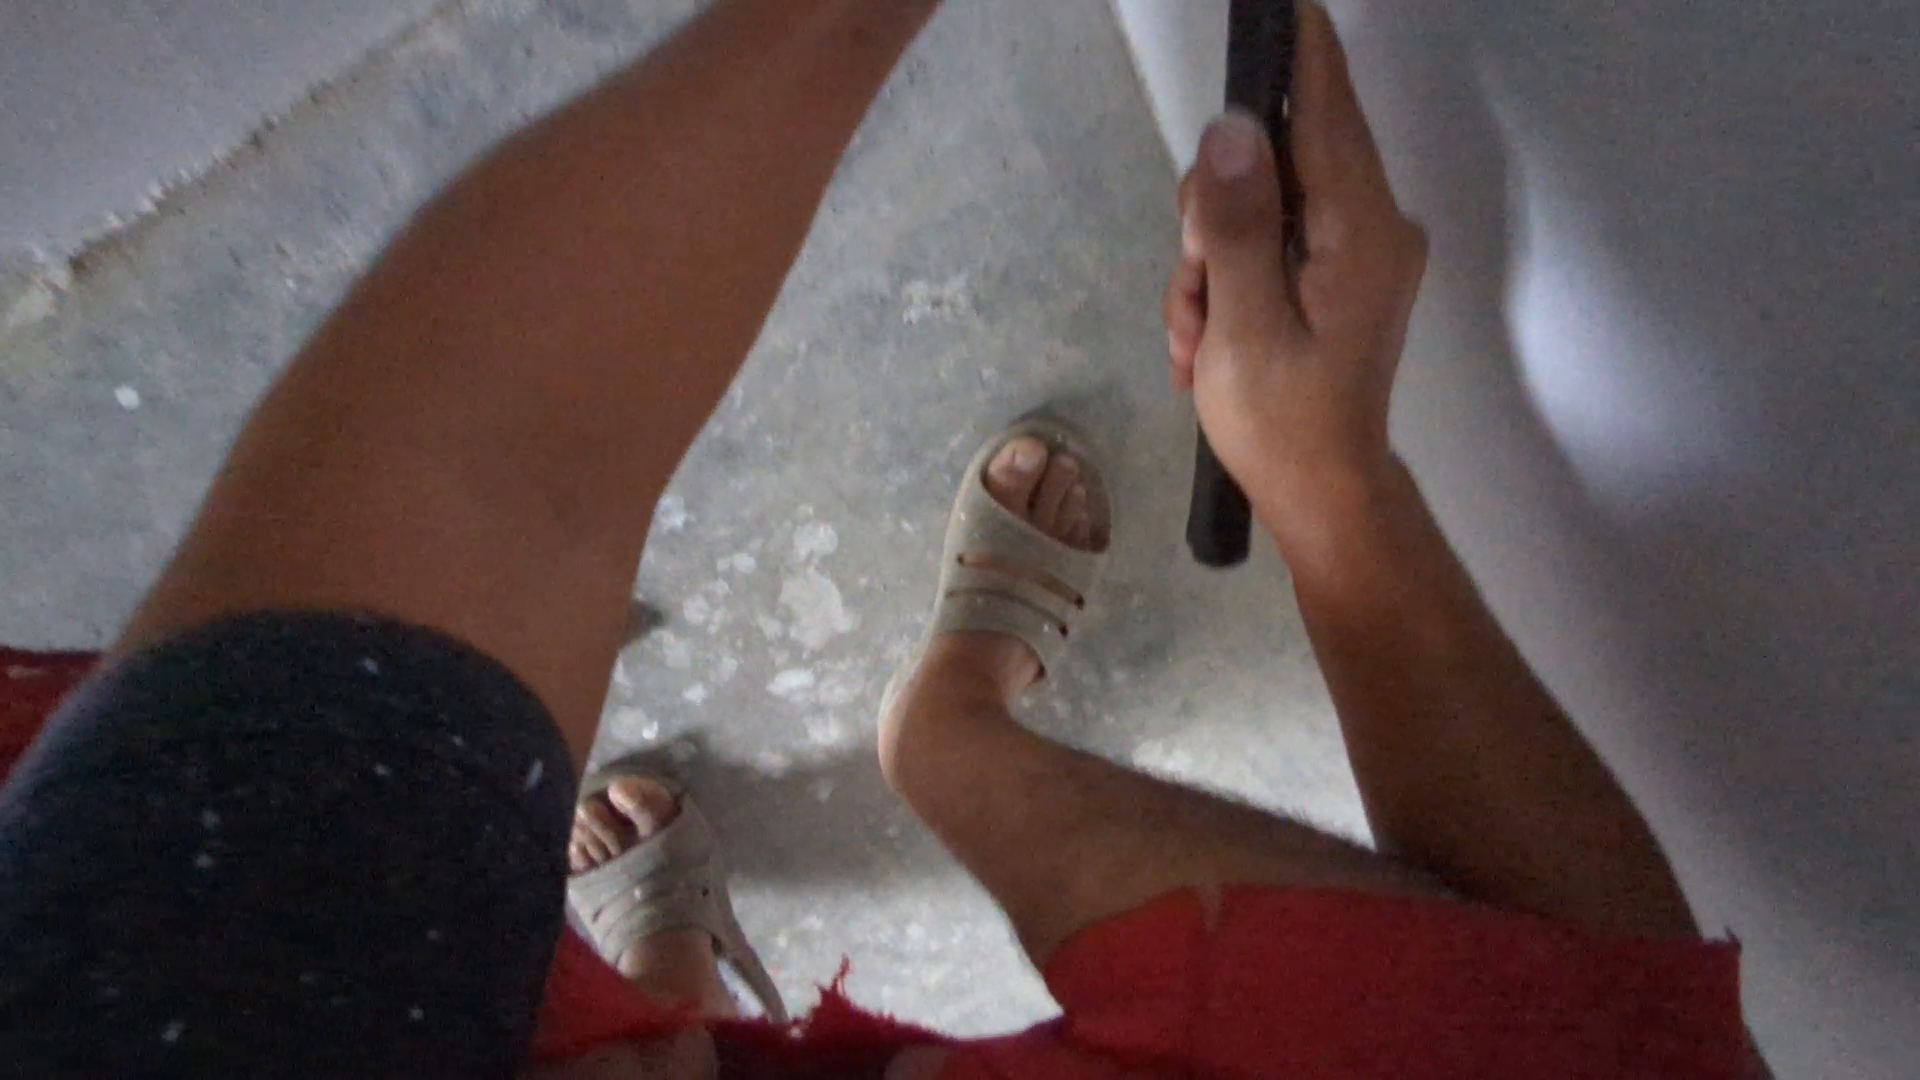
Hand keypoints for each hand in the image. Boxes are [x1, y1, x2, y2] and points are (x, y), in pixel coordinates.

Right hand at [1164, 2, 1426, 532]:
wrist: (1319, 492)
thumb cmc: (1281, 421)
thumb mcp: (1243, 327)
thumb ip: (1238, 227)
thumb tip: (1228, 131)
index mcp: (1360, 229)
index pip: (1325, 108)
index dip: (1294, 53)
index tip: (1273, 7)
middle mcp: (1368, 226)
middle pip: (1273, 166)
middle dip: (1210, 224)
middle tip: (1192, 295)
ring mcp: (1351, 255)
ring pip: (1256, 214)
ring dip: (1207, 272)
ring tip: (1193, 341)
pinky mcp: (1331, 281)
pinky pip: (1265, 253)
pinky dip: (1223, 291)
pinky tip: (1205, 343)